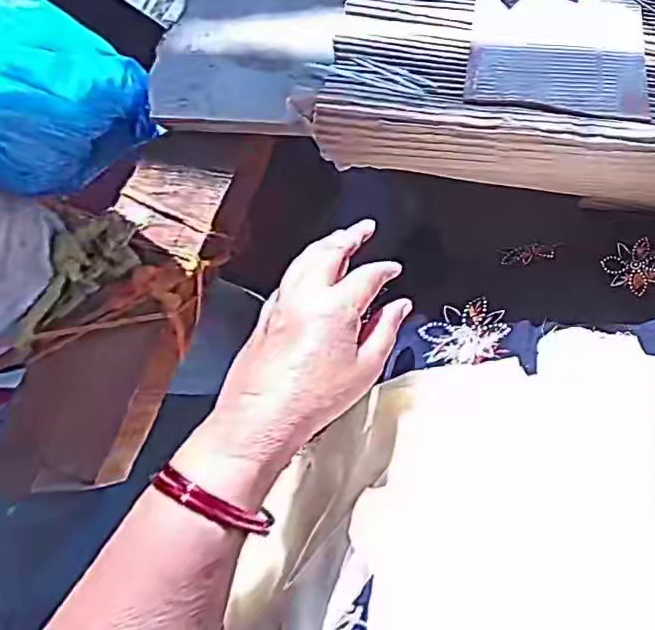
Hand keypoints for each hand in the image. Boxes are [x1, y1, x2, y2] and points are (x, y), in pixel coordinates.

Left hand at [204, 221, 412, 465]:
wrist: (255, 426)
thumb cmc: (308, 403)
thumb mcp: (366, 368)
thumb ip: (387, 329)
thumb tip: (398, 308)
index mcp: (336, 308)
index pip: (369, 275)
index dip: (386, 269)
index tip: (394, 270)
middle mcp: (305, 299)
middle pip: (329, 252)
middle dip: (350, 236)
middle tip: (364, 228)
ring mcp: (281, 306)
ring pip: (303, 260)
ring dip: (324, 244)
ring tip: (338, 238)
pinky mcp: (264, 319)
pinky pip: (287, 279)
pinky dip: (303, 265)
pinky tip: (308, 270)